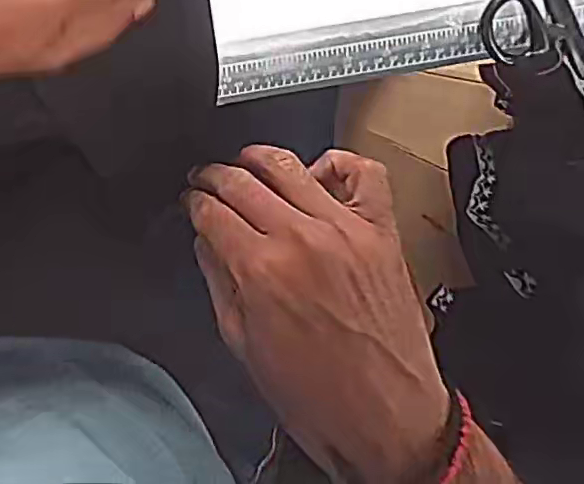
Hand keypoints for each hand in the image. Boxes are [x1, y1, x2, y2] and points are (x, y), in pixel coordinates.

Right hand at [186, 146, 451, 482]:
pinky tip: (316, 175)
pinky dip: (335, 162)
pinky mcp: (380, 232)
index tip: (191, 201)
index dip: (192, 201)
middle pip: (237, 178)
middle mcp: (300, 240)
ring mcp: (344, 230)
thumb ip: (217, 279)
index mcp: (261, 271)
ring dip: (254, 158)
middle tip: (206, 181)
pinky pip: (361, 171)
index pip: (209, 208)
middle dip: (211, 175)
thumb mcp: (243, 344)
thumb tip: (204, 238)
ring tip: (246, 166)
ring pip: (286, 162)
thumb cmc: (321, 398)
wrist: (392, 426)